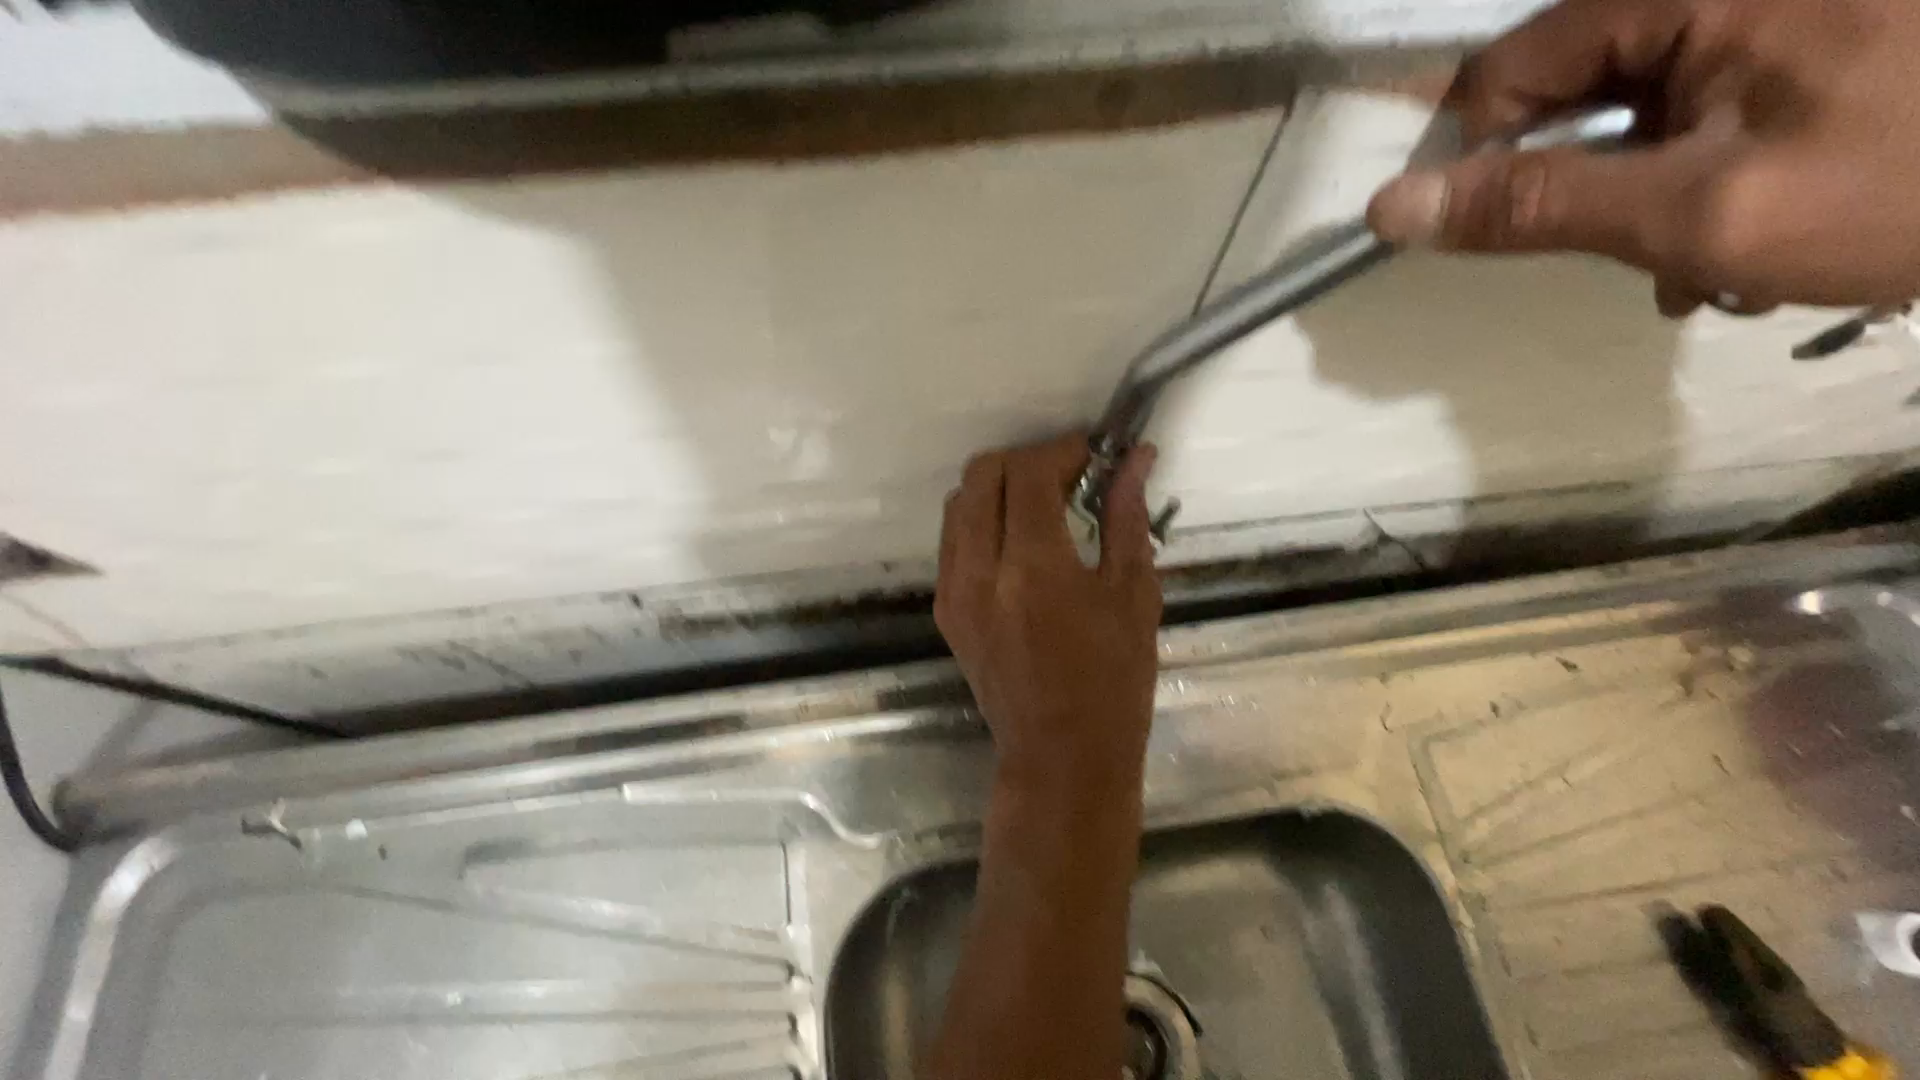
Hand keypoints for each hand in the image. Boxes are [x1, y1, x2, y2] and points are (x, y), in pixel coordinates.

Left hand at [935, 433, 1162, 784]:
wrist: (1060, 755)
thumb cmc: (1114, 682)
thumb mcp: (1134, 596)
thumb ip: (1127, 518)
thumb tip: (1135, 459)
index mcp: (1033, 569)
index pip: (1028, 473)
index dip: (1062, 450)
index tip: (1092, 456)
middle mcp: (979, 572)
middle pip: (981, 475)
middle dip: (1025, 461)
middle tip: (1067, 476)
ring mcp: (953, 592)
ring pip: (957, 504)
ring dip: (997, 488)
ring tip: (1042, 505)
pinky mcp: (944, 610)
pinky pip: (952, 541)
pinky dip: (980, 521)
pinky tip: (1018, 541)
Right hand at [1368, 0, 1919, 313]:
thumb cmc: (1915, 188)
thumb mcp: (1699, 212)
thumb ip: (1535, 205)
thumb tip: (1391, 207)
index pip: (1509, 70)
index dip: (1477, 155)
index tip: (1490, 231)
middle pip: (1574, 85)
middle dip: (1579, 181)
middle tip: (1630, 257)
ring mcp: (1769, 14)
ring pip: (1639, 103)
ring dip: (1642, 192)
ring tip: (1702, 261)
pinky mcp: (1813, 37)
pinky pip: (1708, 101)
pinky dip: (1703, 171)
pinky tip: (1746, 224)